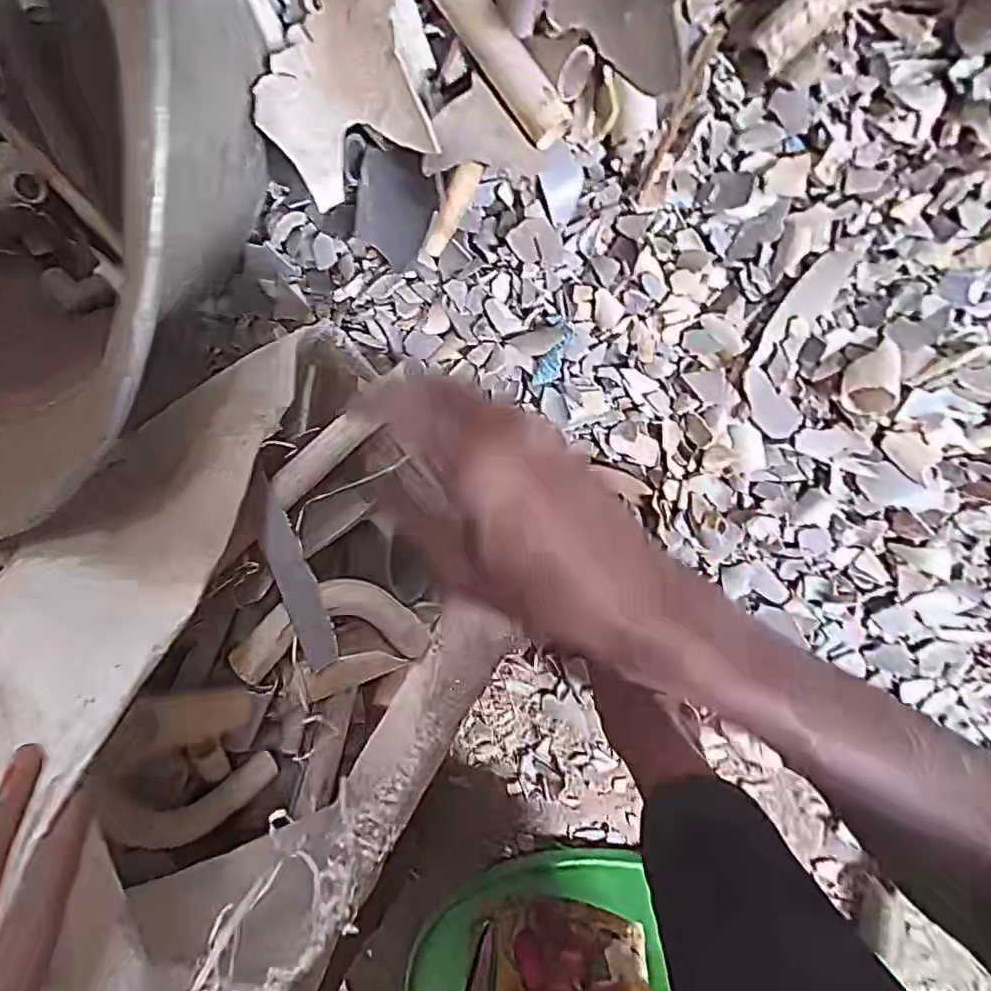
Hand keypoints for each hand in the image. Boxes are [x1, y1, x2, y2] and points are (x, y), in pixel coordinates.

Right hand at [363, 377, 731, 685]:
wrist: (635, 601)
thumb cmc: (550, 595)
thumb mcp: (464, 571)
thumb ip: (414, 521)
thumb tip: (381, 494)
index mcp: (478, 460)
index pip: (412, 407)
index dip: (375, 404)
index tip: (355, 408)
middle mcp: (509, 433)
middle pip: (444, 389)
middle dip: (406, 394)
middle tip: (378, 410)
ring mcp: (539, 434)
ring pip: (474, 397)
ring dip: (440, 402)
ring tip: (413, 424)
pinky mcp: (558, 445)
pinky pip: (500, 414)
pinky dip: (472, 416)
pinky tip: (464, 444)